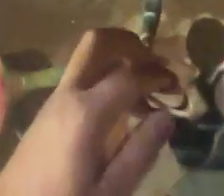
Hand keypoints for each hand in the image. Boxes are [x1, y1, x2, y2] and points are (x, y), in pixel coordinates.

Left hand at [0, 29, 176, 195]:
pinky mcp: (47, 110)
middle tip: (154, 63)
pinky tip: (118, 104)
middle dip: (129, 43)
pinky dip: (102, 75)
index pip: (129, 75)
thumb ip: (140, 152)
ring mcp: (54, 98)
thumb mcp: (109, 192)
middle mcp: (68, 93)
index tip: (176, 85)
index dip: (156, 74)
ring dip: (116, 58)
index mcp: (86, 111)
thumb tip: (167, 115)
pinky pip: (79, 77)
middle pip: (97, 42)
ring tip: (143, 84)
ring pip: (87, 57)